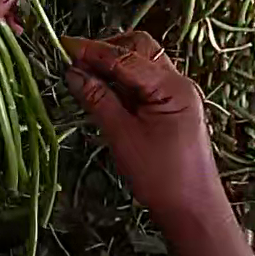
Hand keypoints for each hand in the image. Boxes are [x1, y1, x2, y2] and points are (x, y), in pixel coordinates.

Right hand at [64, 31, 227, 229]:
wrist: (192, 209)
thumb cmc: (160, 176)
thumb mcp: (122, 136)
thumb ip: (98, 100)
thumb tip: (73, 73)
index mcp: (171, 87)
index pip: (125, 57)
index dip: (92, 50)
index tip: (62, 46)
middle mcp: (178, 83)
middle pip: (139, 49)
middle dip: (105, 49)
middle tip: (73, 61)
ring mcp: (176, 94)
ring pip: (141, 64)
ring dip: (112, 64)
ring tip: (83, 75)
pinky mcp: (171, 107)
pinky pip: (143, 82)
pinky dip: (121, 81)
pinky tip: (102, 91)